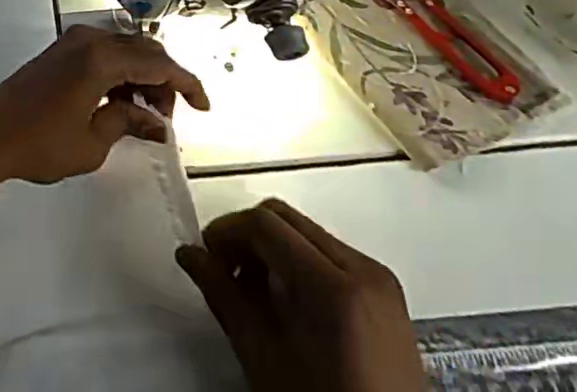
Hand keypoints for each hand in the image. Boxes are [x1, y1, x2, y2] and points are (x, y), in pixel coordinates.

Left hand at [0, 25, 209, 185]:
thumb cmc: (40, 143)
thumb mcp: (92, 142)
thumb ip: (129, 123)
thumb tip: (157, 124)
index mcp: (100, 58)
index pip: (158, 63)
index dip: (186, 84)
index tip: (204, 107)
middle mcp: (88, 40)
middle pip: (142, 49)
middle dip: (163, 79)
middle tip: (168, 117)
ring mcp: (70, 42)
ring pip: (123, 49)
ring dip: (141, 76)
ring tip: (145, 115)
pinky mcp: (58, 52)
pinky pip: (102, 53)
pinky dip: (119, 73)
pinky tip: (120, 103)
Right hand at [177, 199, 425, 391]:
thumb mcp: (263, 358)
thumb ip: (223, 297)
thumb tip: (191, 256)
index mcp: (334, 287)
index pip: (265, 223)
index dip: (226, 231)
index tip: (206, 253)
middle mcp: (363, 271)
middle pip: (285, 218)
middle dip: (245, 236)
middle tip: (222, 267)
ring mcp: (379, 280)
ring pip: (305, 231)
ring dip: (270, 249)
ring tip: (252, 290)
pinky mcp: (385, 292)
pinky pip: (329, 253)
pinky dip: (297, 263)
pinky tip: (284, 299)